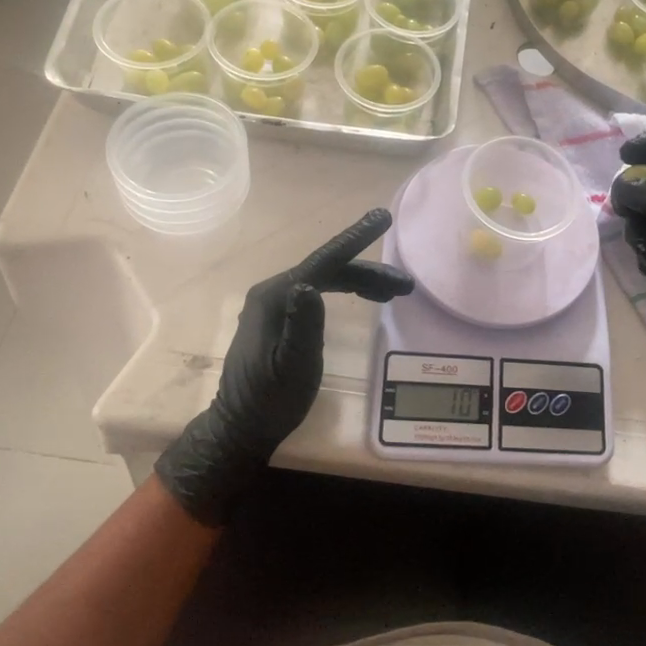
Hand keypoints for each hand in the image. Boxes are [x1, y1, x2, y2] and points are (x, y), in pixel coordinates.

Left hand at [156, 209, 413, 524]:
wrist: (241, 427)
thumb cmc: (271, 400)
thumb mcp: (293, 366)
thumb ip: (304, 324)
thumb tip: (311, 286)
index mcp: (275, 297)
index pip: (323, 261)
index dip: (355, 239)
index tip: (382, 218)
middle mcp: (273, 293)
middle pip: (328, 270)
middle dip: (368, 273)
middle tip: (405, 284)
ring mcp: (274, 305)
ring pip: (325, 281)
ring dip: (360, 283)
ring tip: (395, 293)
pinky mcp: (279, 318)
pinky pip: (317, 295)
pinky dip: (345, 293)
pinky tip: (364, 299)